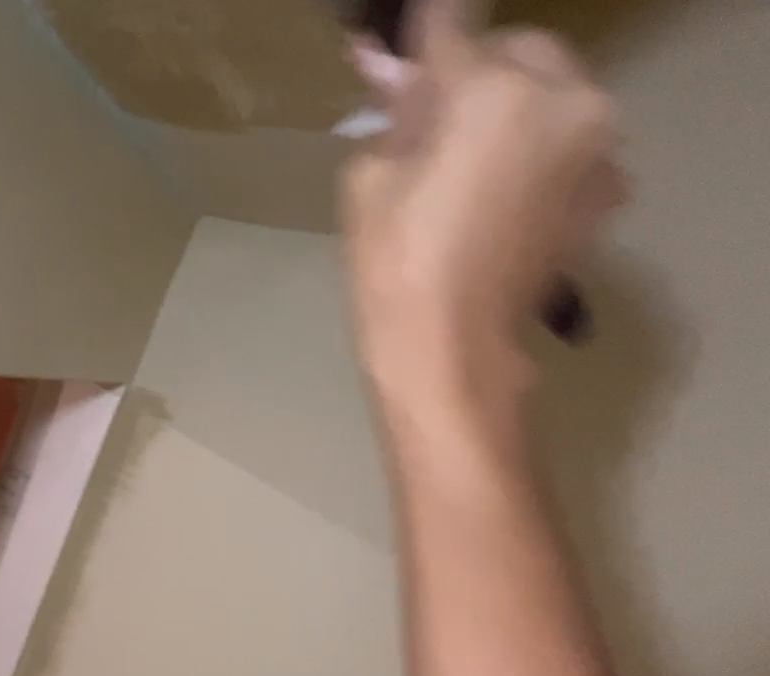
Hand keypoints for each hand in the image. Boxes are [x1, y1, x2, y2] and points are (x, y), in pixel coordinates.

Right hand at [342, 0, 625, 422]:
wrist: (449, 346)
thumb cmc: (391, 268)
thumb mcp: (368, 185)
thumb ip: (394, 116)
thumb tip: (394, 72)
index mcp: (495, 94)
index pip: (451, 32)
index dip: (418, 32)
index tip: (394, 31)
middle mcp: (566, 99)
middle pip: (518, 50)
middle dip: (471, 70)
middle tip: (422, 112)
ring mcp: (597, 143)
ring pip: (550, 92)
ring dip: (504, 106)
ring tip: (455, 157)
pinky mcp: (604, 183)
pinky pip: (566, 140)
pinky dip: (530, 147)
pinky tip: (489, 190)